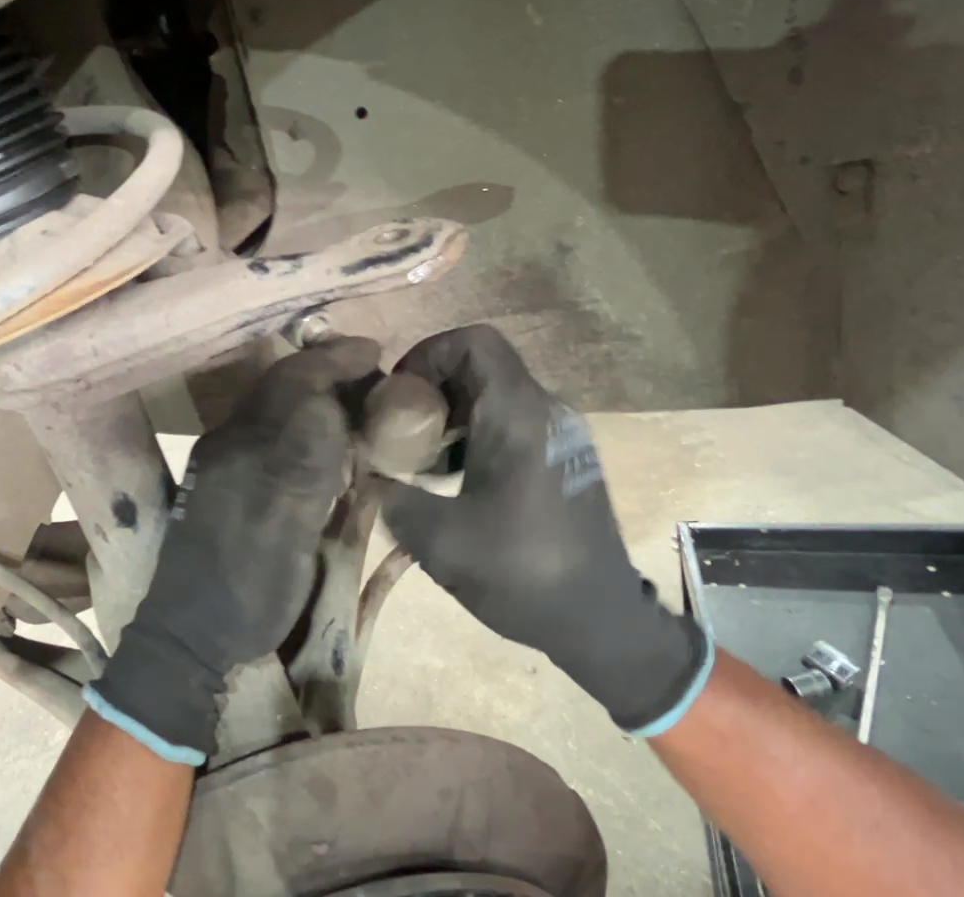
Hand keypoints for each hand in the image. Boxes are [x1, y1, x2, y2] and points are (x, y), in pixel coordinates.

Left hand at [86, 336, 381, 761]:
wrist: (192, 636)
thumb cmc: (246, 588)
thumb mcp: (291, 526)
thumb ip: (311, 462)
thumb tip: (339, 408)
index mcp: (243, 444)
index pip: (293, 380)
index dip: (334, 360)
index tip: (374, 353)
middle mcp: (231, 442)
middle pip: (284, 390)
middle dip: (329, 376)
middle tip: (376, 379)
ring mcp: (227, 462)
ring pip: (278, 412)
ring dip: (319, 401)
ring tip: (362, 406)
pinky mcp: (228, 483)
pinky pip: (270, 438)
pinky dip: (306, 430)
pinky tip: (332, 446)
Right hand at [382, 325, 709, 733]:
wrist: (601, 622)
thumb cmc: (522, 574)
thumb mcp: (440, 540)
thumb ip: (391, 497)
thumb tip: (362, 472)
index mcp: (519, 416)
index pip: (473, 341)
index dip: (427, 354)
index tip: (397, 396)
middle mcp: (544, 411)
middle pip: (478, 367)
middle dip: (429, 391)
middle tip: (396, 431)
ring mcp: (559, 434)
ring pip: (492, 396)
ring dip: (448, 417)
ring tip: (418, 462)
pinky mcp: (562, 458)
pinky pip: (508, 423)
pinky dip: (472, 436)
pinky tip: (453, 484)